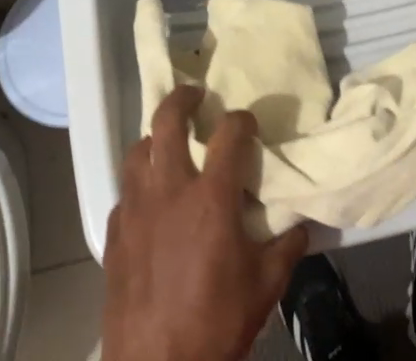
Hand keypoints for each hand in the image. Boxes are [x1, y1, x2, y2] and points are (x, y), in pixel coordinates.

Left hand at [101, 86, 309, 360]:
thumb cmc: (218, 321)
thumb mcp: (267, 284)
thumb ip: (287, 245)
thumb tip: (301, 224)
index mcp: (211, 197)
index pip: (229, 134)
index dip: (242, 119)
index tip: (248, 122)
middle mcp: (169, 191)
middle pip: (167, 122)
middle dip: (182, 98)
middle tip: (196, 94)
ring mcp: (136, 210)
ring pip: (137, 152)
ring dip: (154, 137)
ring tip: (168, 141)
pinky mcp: (114, 235)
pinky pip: (124, 192)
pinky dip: (139, 183)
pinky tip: (151, 199)